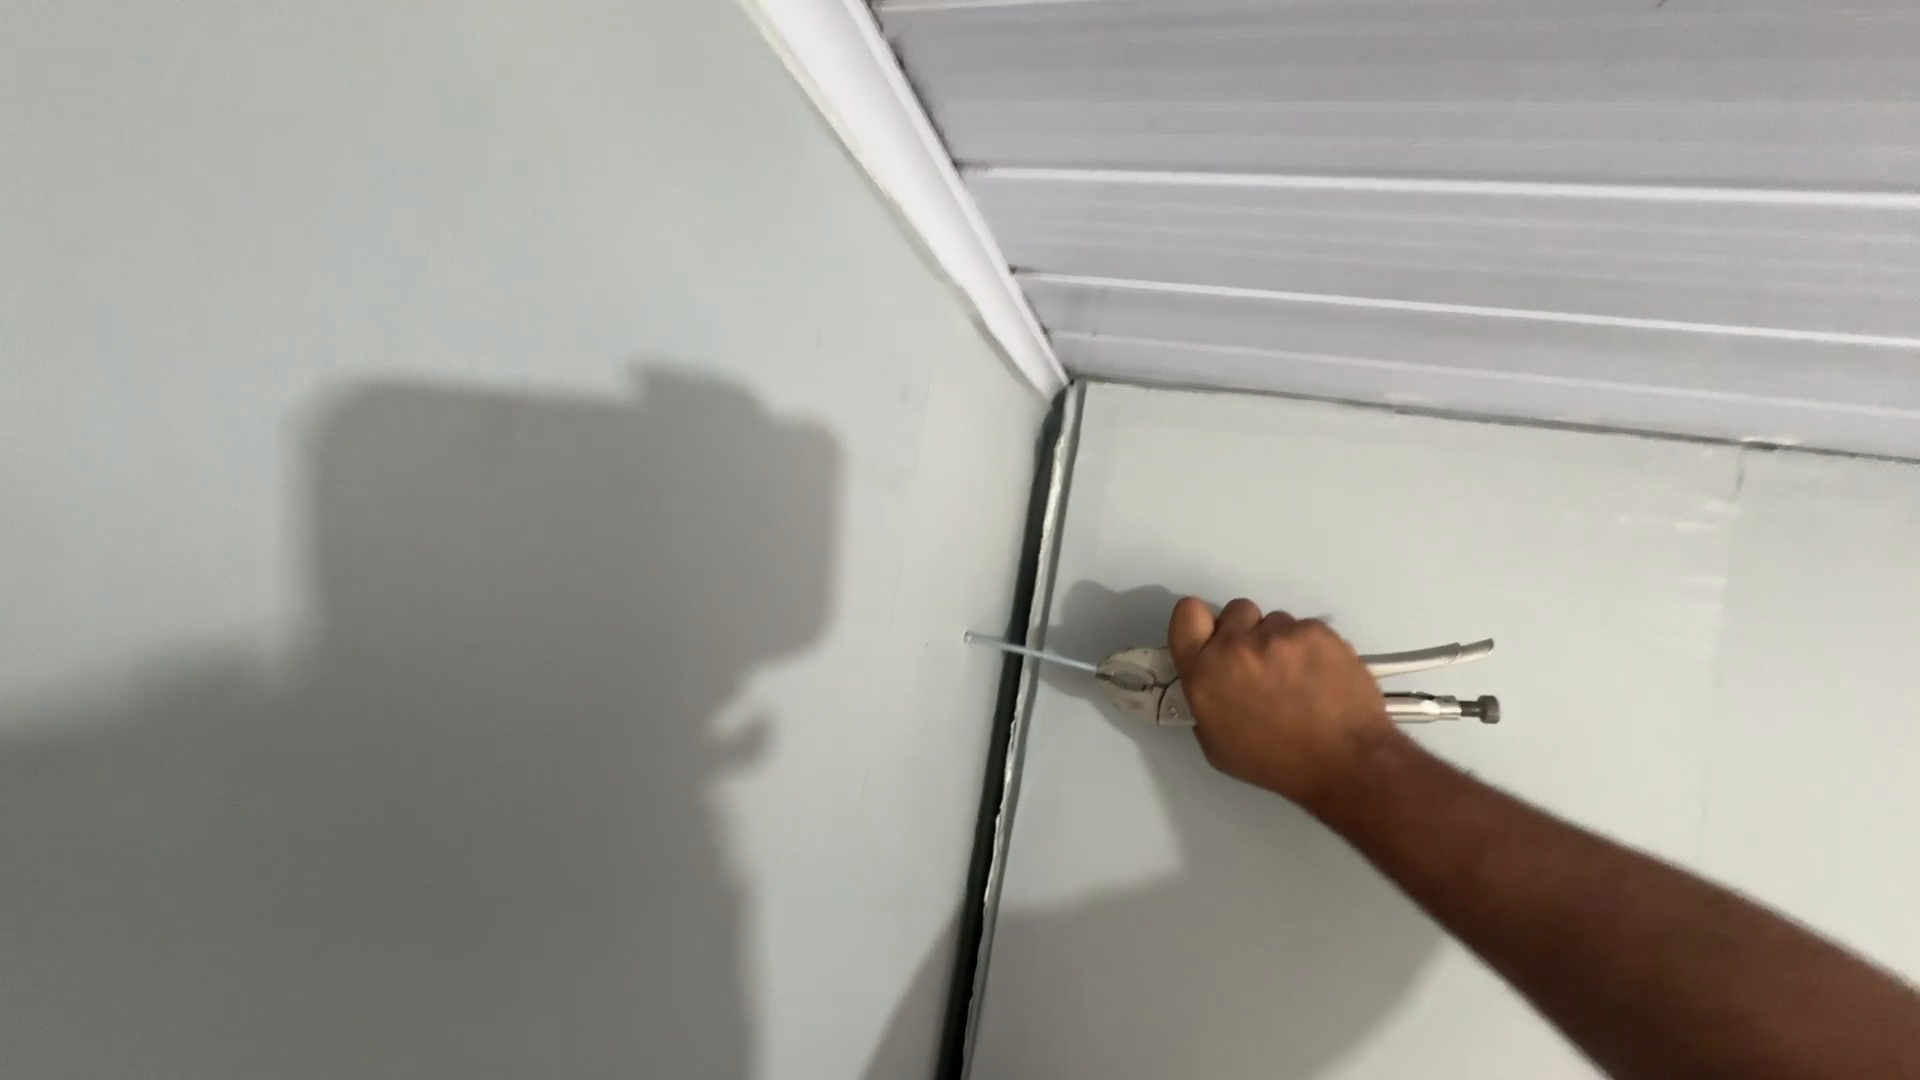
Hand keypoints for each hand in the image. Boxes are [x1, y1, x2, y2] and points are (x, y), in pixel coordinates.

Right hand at [1168, 596, 1393, 804]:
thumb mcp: (1216, 743)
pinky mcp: (1316, 632)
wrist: (1346, 762)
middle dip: (1245, 632)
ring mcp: (1278, 635)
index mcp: (1204, 672)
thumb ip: (1203, 699)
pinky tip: (1322, 677)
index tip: (1214, 638)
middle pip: (1235, 611)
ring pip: (1274, 621)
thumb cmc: (1275, 762)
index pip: (1188, 613)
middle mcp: (1235, 646)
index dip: (1200, 621)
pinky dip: (1311, 648)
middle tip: (1263, 665)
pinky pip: (1306, 629)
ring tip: (1300, 678)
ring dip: (1280, 642)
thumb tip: (1209, 678)